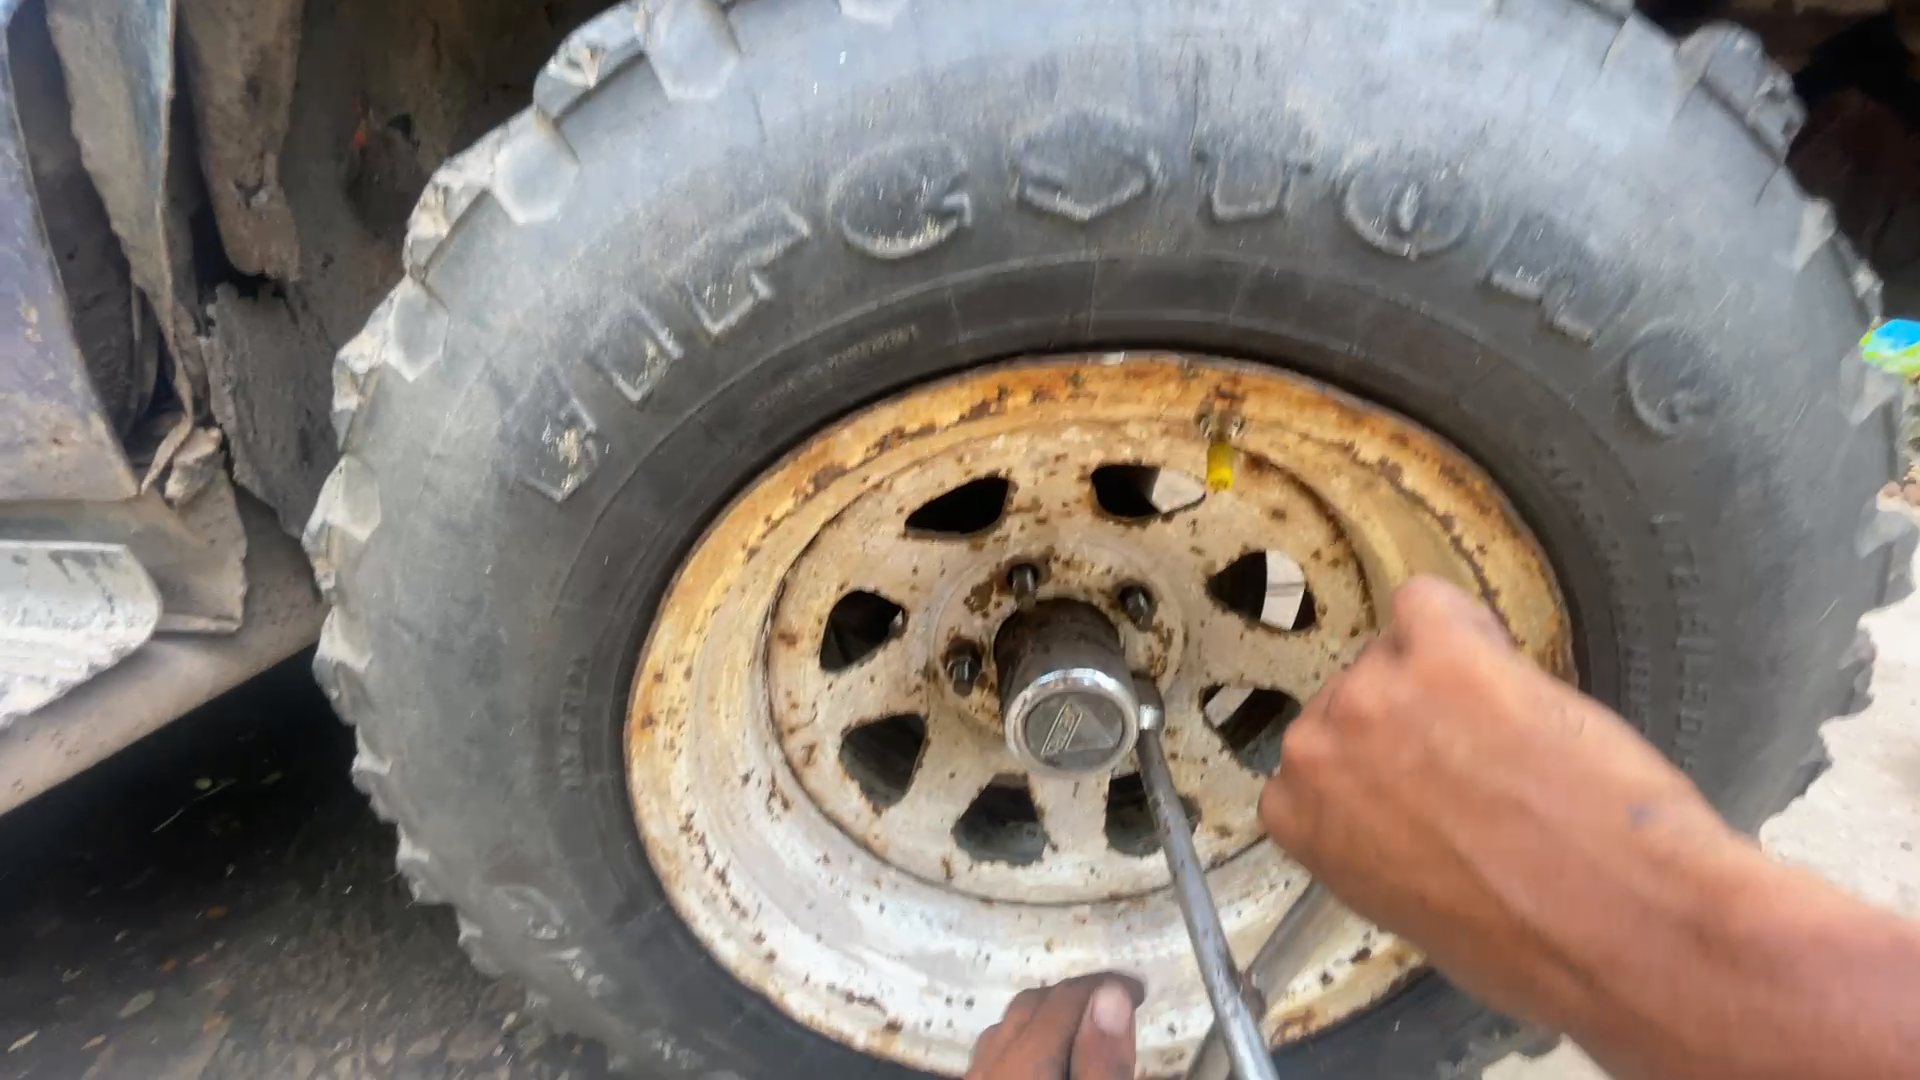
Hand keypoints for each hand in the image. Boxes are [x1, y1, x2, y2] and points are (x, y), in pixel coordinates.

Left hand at [966, 974, 1143, 1079]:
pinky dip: (1020, 1041)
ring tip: (1081, 1027)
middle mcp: (989, 1064)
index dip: (1104, 986)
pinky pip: (991, 1054)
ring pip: (1006, 1029)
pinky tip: (1039, 1060)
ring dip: (1044, 1017)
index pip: (1064, 999)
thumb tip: (1112, 994)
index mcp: (1024, 1064)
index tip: (1137, 989)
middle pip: (1030, 1006)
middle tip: (1114, 1006)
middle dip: (1073, 997)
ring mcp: (974, 1078)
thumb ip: (1102, 1063)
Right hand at [1258, 576, 1737, 1023]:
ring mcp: (1370, 695)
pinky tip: (1491, 655)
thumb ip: (1361, 830)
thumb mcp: (1399, 900)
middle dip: (1401, 724)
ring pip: (1393, 655)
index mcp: (1294, 810)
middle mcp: (1313, 746)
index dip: (1366, 768)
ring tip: (1509, 733)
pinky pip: (1426, 603)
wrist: (1629, 937)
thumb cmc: (1523, 944)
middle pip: (1348, 703)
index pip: (1310, 760)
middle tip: (1473, 763)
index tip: (1410, 784)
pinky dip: (1455, 620)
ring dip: (1439, 683)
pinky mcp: (1442, 658)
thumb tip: (1385, 796)